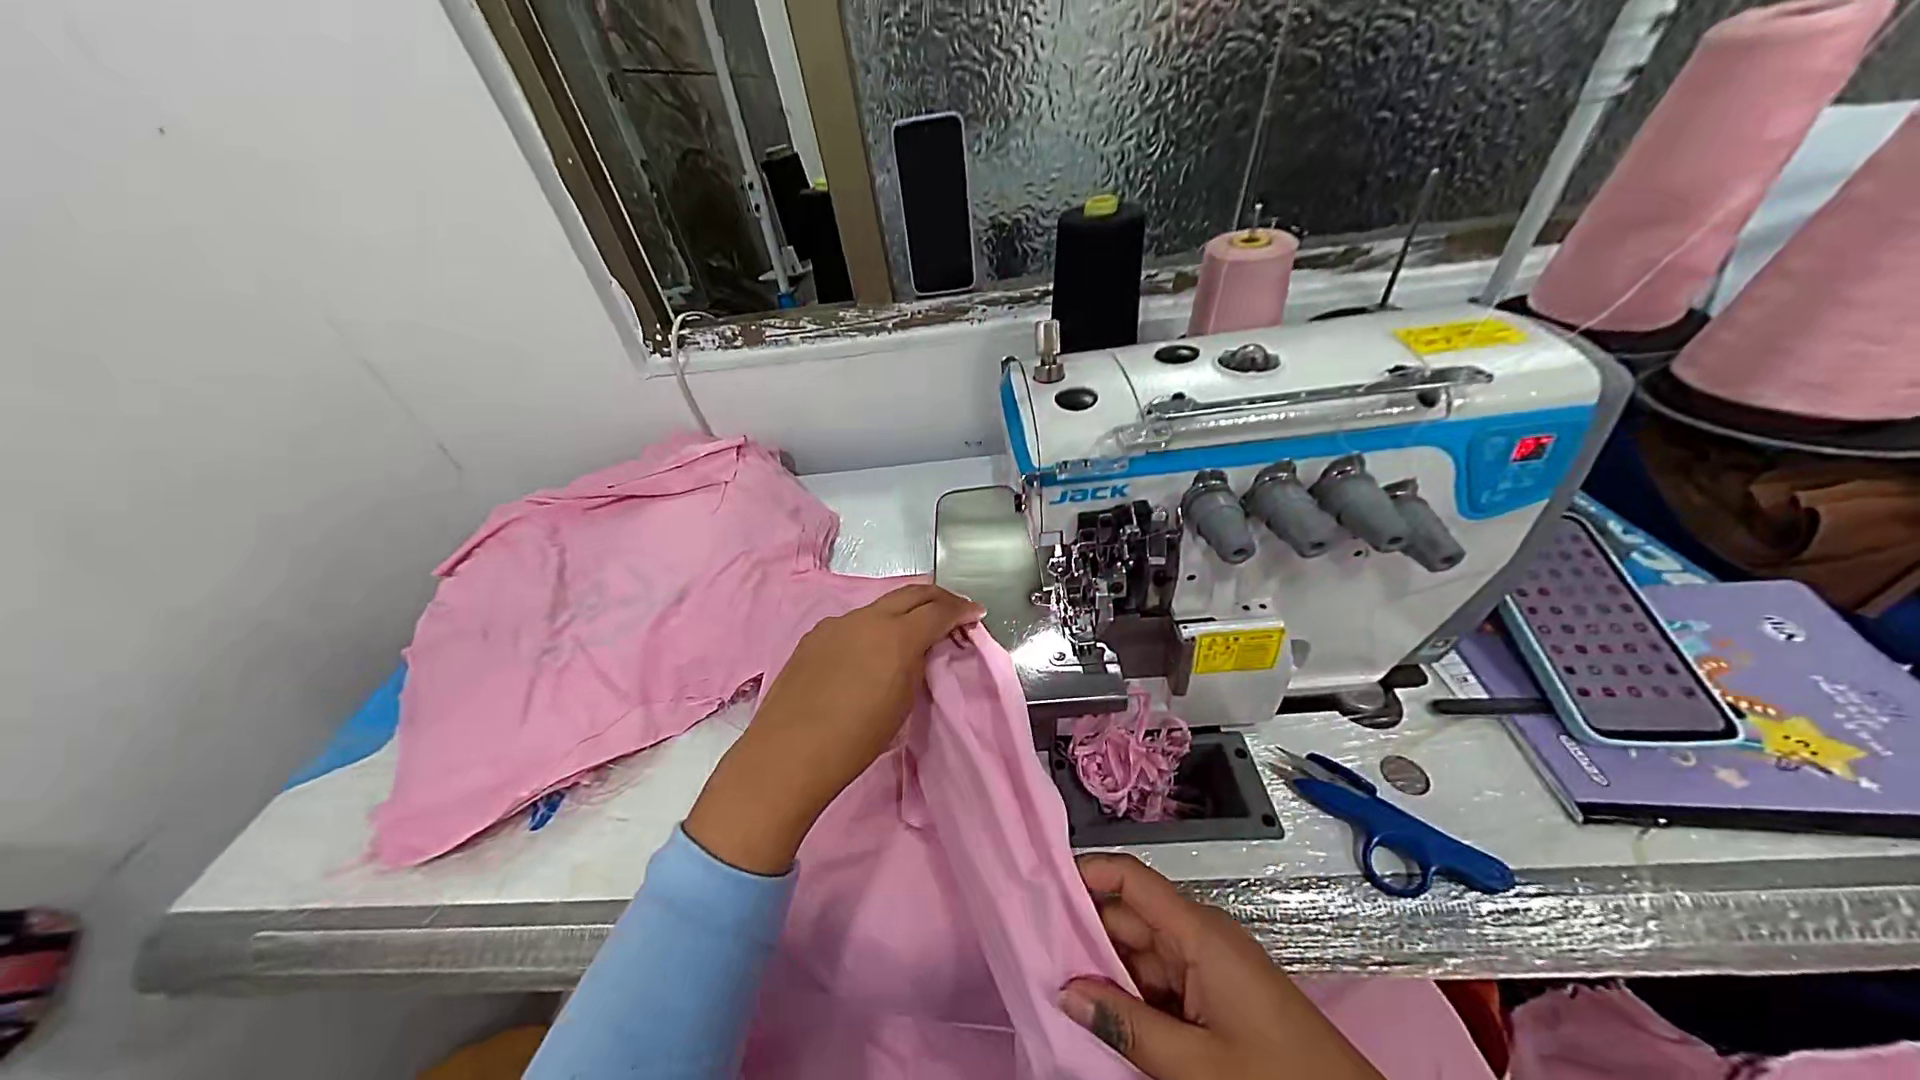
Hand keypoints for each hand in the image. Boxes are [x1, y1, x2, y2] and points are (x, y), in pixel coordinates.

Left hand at [684, 584, 983, 874]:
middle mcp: (867, 619)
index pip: (938, 610)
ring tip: (914, 629)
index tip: (975, 614)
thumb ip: (916, 665)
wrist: (790, 752)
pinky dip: (874, 626)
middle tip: (955, 608)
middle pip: (911, 593)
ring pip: (880, 606)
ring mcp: (836, 624)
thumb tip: (919, 649)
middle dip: (938, 597)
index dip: (961, 610)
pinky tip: (872, 648)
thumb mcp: (903, 702)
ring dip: (904, 611)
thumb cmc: (856, 738)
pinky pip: (854, 622)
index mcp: (896, 635)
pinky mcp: (814, 636)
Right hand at [1060, 854, 1381, 1079]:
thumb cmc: (1279, 1079)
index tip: (1038, 886)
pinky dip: (1127, 997)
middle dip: (1082, 935)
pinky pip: (1155, 983)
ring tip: (1055, 988)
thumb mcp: (1196, 1064)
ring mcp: (1204, 967)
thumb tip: (1064, 990)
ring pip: (1136, 954)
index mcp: (1198, 932)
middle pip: (1126, 917)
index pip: (1130, 879)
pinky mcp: (1209, 995)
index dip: (1085, 873)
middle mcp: (1197, 937)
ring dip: (1102, 972)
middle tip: (1033, 956)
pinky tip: (1098, 1017)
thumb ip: (1126, 1025)